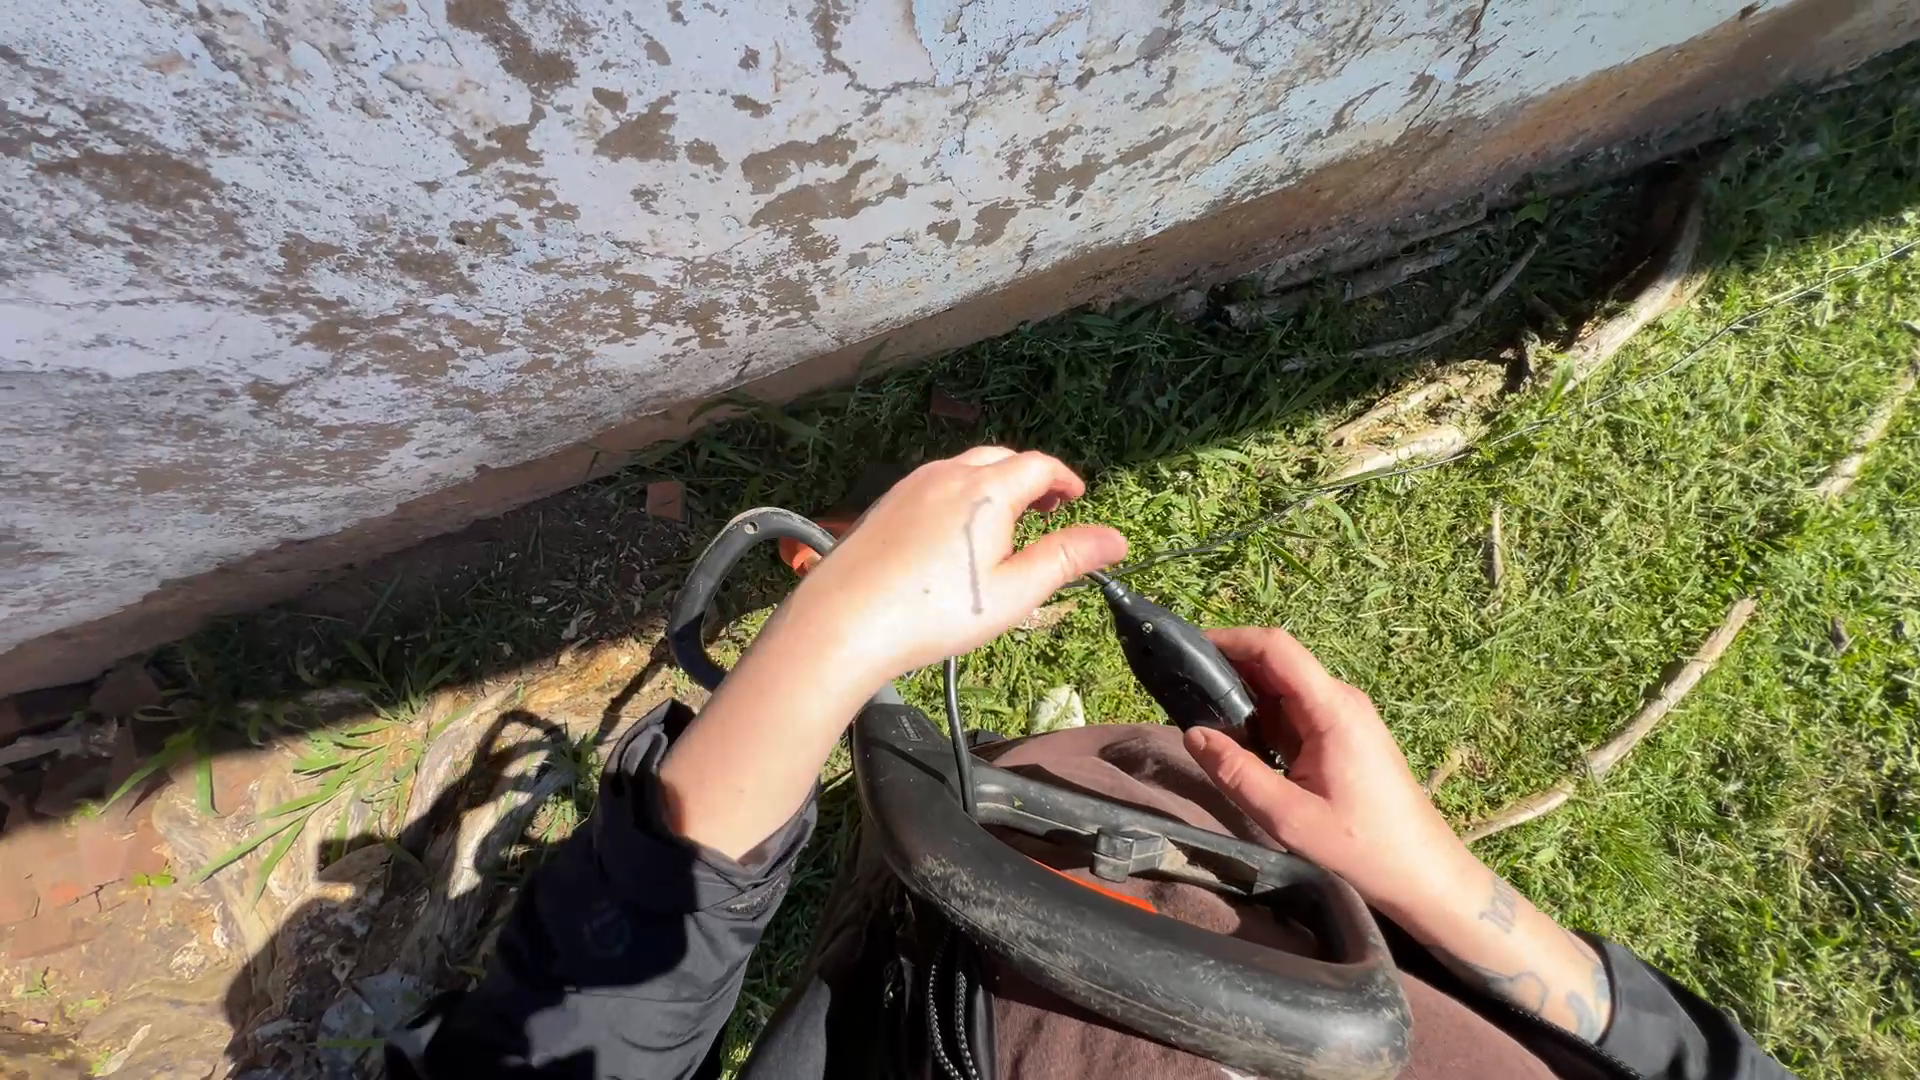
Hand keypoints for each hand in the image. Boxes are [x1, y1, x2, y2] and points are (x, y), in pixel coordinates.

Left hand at [782, 447, 1127, 688]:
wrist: (845, 620)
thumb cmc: (937, 610)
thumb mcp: (1015, 591)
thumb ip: (1067, 558)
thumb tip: (1118, 538)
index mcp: (987, 489)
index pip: (1039, 465)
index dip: (1064, 479)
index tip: (1076, 498)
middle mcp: (948, 474)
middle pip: (1001, 459)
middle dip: (1031, 477)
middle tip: (1047, 508)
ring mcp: (911, 486)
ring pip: (965, 469)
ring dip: (995, 484)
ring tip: (1005, 520)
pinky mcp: (886, 504)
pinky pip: (935, 484)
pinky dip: (961, 494)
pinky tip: (955, 533)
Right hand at [1181, 626, 1480, 929]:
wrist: (1425, 876)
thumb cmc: (1363, 847)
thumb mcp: (1289, 817)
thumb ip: (1236, 773)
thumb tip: (1192, 734)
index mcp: (1332, 709)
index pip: (1276, 648)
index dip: (1231, 639)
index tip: (1189, 649)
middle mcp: (1339, 700)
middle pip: (1275, 662)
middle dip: (1228, 666)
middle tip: (1184, 686)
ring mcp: (1342, 715)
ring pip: (1280, 685)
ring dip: (1242, 694)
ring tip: (1202, 713)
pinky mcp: (1339, 733)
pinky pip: (1291, 708)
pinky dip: (1259, 714)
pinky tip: (1237, 738)